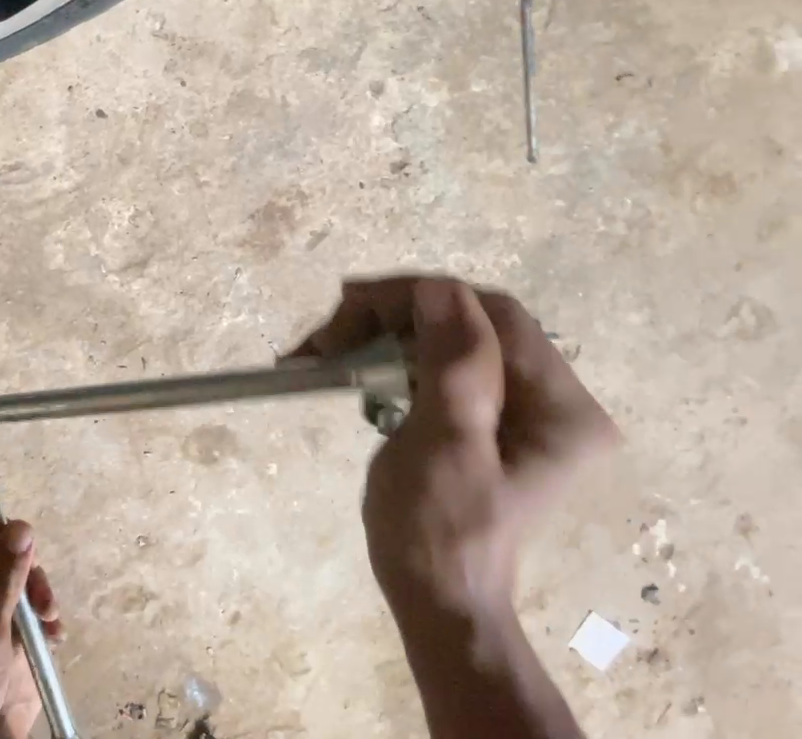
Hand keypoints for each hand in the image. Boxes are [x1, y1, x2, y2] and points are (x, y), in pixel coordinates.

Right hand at [296, 276, 618, 619]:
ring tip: (319, 354)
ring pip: (444, 338)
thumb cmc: (437, 528)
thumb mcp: (445, 444)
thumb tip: (437, 287)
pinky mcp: (484, 418)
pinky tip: (347, 370)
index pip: (495, 316)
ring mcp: (519, 410)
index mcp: (562, 409)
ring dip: (378, 336)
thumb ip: (454, 365)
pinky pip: (434, 363)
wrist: (433, 593)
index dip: (420, 297)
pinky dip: (385, 358)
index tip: (346, 304)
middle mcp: (554, 401)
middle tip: (324, 338)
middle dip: (390, 317)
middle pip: (468, 323)